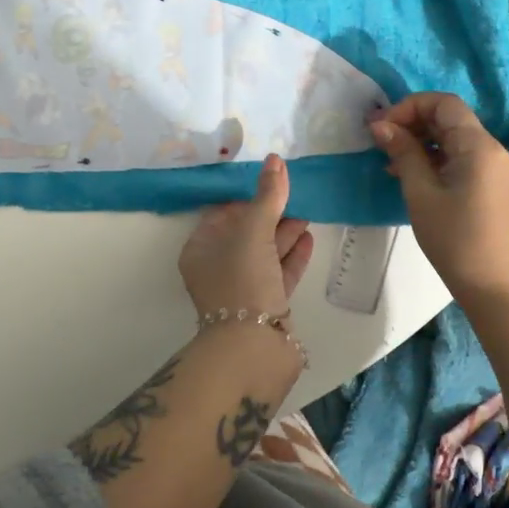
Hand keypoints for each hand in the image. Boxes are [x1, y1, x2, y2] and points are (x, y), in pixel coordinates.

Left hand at [178, 154, 315, 316]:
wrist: (255, 347)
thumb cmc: (242, 280)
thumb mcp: (253, 230)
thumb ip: (267, 195)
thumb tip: (276, 160)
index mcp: (200, 250)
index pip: (220, 215)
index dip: (243, 198)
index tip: (267, 183)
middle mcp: (216, 269)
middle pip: (244, 233)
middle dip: (269, 214)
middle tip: (294, 195)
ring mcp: (242, 290)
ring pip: (264, 254)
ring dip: (284, 234)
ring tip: (307, 213)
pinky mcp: (266, 307)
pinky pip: (279, 274)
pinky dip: (293, 256)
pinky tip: (309, 239)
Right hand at [370, 92, 508, 305]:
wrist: (499, 291)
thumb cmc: (457, 240)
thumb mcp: (422, 194)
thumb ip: (403, 153)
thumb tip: (381, 125)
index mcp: (479, 147)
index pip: (443, 103)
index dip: (409, 107)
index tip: (382, 129)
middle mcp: (491, 150)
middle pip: (448, 119)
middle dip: (411, 123)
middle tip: (379, 143)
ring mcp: (494, 170)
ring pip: (452, 139)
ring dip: (419, 142)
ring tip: (389, 163)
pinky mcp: (491, 188)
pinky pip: (459, 159)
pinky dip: (433, 159)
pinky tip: (410, 178)